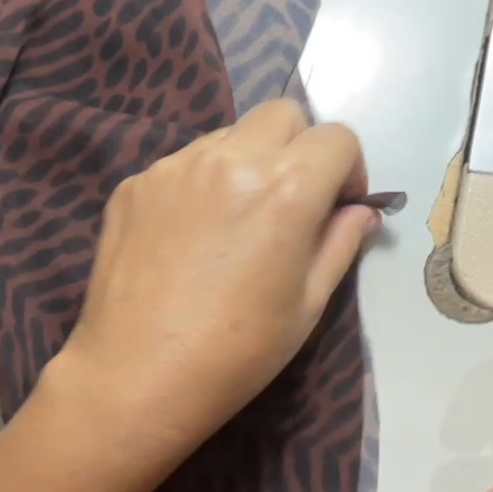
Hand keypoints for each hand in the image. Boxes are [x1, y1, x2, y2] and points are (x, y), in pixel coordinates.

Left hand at [51, 99, 376, 457]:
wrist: (136, 375)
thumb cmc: (235, 353)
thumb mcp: (307, 305)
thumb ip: (340, 244)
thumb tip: (359, 210)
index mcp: (286, 187)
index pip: (337, 137)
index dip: (347, 169)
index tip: (336, 207)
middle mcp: (229, 159)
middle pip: (281, 116)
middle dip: (299, 148)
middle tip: (289, 202)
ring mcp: (173, 168)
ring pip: (226, 136)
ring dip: (245, 162)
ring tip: (232, 223)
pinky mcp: (133, 185)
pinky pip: (180, 165)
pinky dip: (197, 185)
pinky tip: (185, 239)